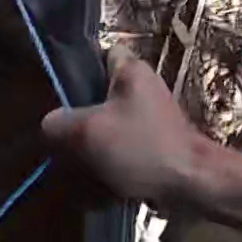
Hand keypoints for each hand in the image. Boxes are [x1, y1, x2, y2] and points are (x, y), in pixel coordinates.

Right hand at [43, 48, 241, 235]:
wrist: (192, 183)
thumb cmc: (141, 147)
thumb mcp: (90, 132)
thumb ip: (62, 123)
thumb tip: (50, 123)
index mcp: (132, 70)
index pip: (101, 53)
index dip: (79, 69)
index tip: (61, 95)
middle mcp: (144, 87)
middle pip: (100, 95)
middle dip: (81, 120)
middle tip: (64, 139)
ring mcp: (152, 116)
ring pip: (110, 126)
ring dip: (93, 147)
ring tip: (78, 168)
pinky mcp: (156, 143)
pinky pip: (124, 149)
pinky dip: (111, 164)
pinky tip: (99, 188)